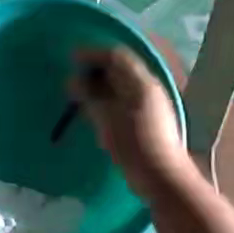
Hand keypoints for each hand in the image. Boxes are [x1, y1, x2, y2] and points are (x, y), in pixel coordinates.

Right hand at [71, 47, 189, 194]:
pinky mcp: (148, 118)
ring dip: (101, 83)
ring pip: (122, 83)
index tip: (71, 59)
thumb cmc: (134, 146)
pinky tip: (95, 108)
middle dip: (95, 68)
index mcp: (142, 83)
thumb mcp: (107, 119)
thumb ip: (90, 97)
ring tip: (79, 92)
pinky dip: (108, 96)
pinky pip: (125, 96)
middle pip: (120, 68)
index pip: (116, 56)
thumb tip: (73, 80)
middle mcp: (149, 88)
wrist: (163, 178)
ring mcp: (151, 103)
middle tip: (72, 76)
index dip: (92, 54)